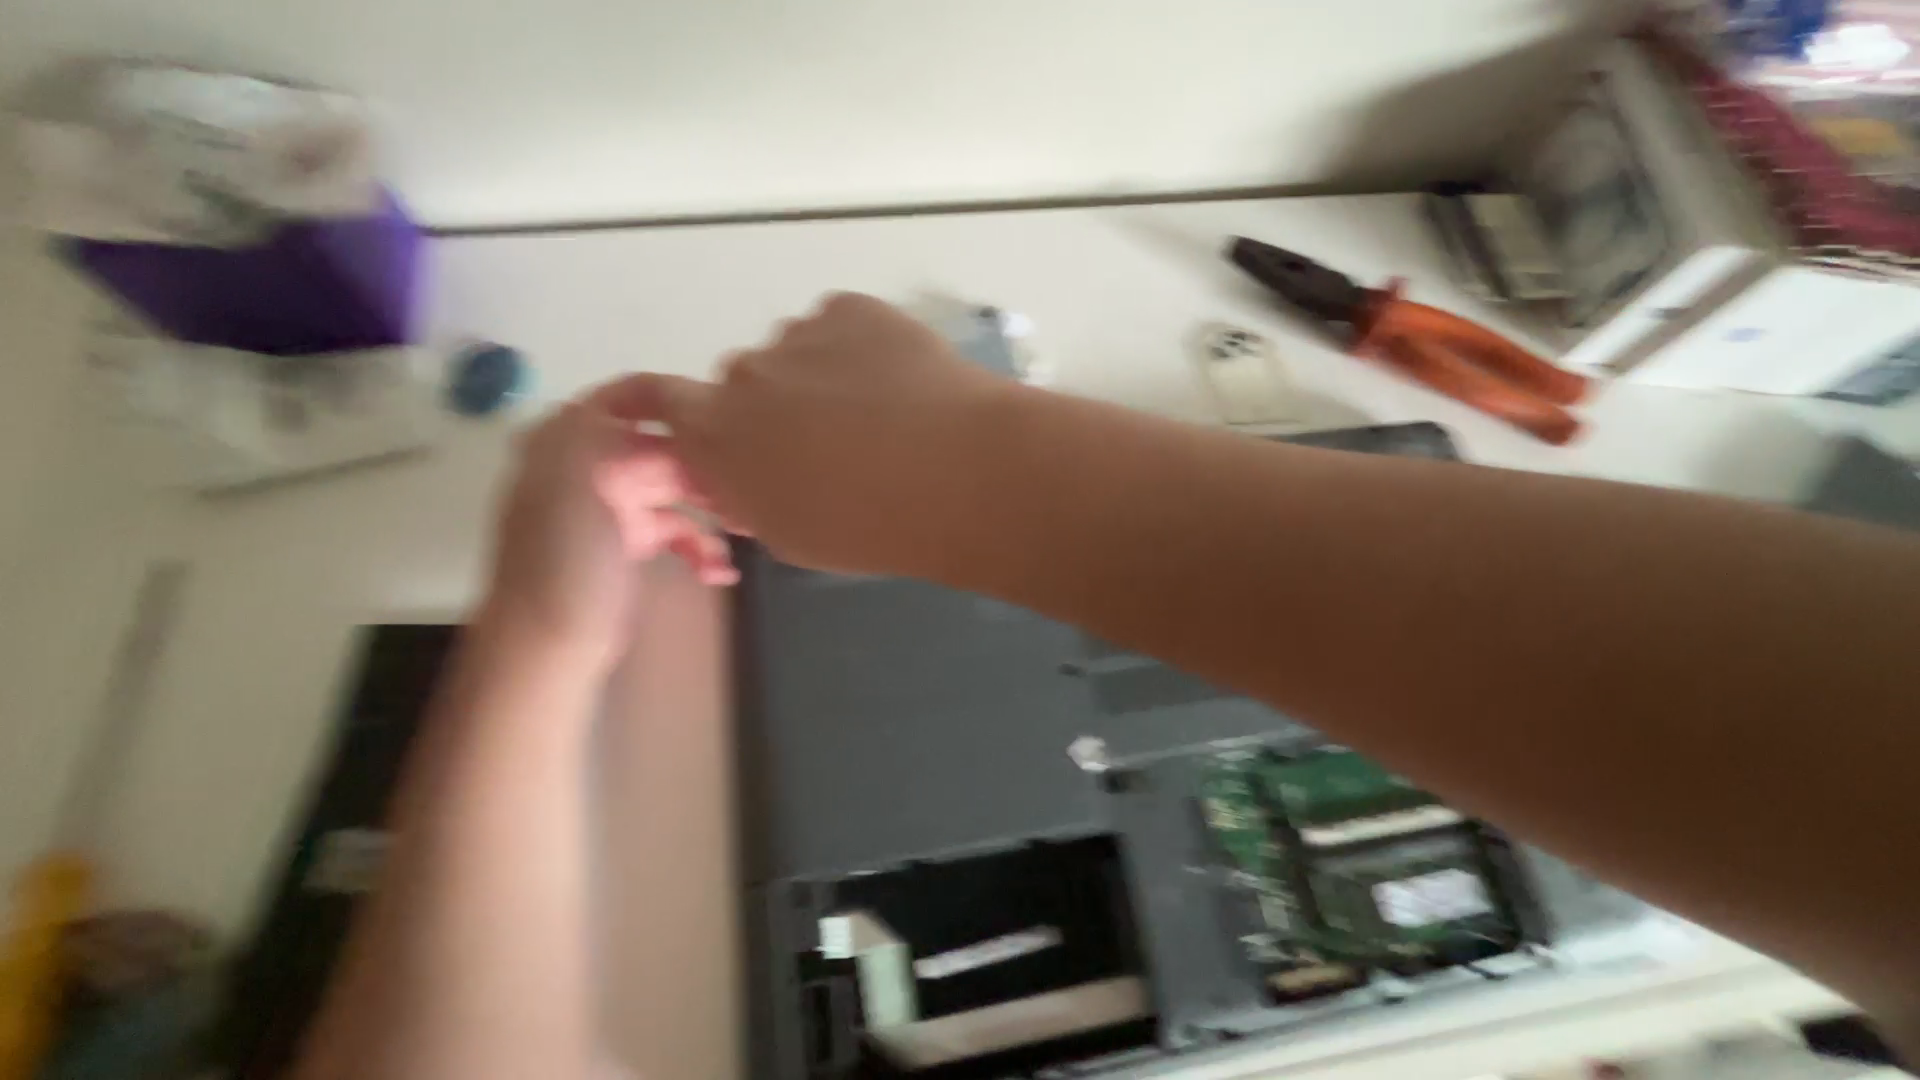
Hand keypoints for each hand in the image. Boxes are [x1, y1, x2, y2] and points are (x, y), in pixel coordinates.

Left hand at [483, 391, 735, 663]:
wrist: (547, 647)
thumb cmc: (561, 565)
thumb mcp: (565, 487)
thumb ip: (585, 432)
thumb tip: (625, 396)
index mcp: (568, 448)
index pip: (620, 402)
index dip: (667, 401)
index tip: (720, 413)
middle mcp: (590, 471)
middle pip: (660, 448)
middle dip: (705, 465)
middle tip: (752, 481)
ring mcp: (611, 509)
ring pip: (675, 491)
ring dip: (711, 509)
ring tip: (749, 528)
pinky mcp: (630, 545)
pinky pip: (675, 531)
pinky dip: (700, 547)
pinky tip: (721, 570)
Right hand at [594, 293, 1015, 575]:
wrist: (953, 474)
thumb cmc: (864, 526)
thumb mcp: (787, 533)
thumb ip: (747, 494)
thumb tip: (741, 471)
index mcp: (715, 433)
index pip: (656, 400)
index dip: (654, 403)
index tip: (650, 406)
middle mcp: (744, 374)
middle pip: (742, 383)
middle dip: (770, 409)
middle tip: (826, 442)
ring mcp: (799, 334)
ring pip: (794, 353)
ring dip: (817, 376)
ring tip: (878, 415)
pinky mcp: (852, 310)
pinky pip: (839, 327)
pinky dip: (858, 349)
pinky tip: (897, 383)